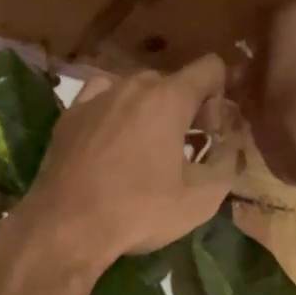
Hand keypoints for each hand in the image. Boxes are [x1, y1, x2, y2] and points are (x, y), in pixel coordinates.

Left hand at [18, 55, 239, 269]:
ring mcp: (94, 98)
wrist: (65, 226)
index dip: (221, 95)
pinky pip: (100, 101)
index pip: (210, 68)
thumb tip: (230, 150)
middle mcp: (131, 86)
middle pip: (170, 82)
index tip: (212, 133)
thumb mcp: (199, 201)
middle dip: (184, 109)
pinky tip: (110, 143)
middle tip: (183, 149)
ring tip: (144, 150)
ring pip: (133, 91)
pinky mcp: (68, 117)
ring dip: (147, 112)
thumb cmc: (137, 211)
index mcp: (168, 98)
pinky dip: (113, 115)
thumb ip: (225, 167)